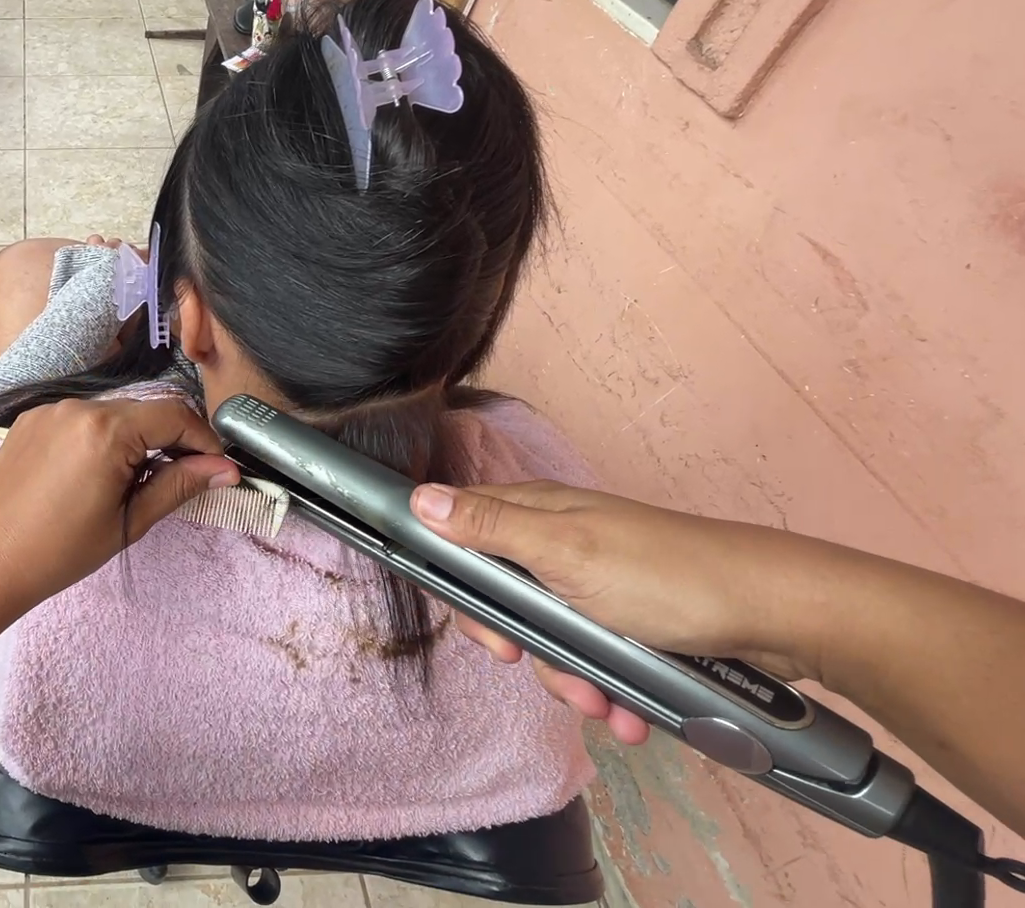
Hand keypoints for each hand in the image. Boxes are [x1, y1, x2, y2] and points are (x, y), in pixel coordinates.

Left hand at [0, 398, 237, 613]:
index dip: (202, 438)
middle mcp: (78, 408)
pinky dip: (99, 435)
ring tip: (129, 481)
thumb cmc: (60, 551)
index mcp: (105, 431)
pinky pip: (81, 417)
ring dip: (134, 436)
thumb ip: (179, 485)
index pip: (174, 413)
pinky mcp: (32, 418)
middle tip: (176, 477)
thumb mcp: (129, 521)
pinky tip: (92, 472)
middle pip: (145, 409)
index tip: (214, 466)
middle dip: (169, 438)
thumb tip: (226, 469)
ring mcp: (51, 409)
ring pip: (113, 411)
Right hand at [409, 481, 818, 744]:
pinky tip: (622, 708)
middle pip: (500, 595)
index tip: (484, 627)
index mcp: (533, 514)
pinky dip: (600, 683)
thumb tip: (419, 496)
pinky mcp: (624, 613)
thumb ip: (488, 527)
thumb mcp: (564, 551)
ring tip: (600, 703)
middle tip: (534, 668)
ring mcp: (590, 578)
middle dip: (519, 643)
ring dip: (566, 676)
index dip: (456, 584)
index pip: (459, 537)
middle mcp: (554, 541)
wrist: (785, 616)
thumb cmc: (665, 577)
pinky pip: (589, 651)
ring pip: (545, 632)